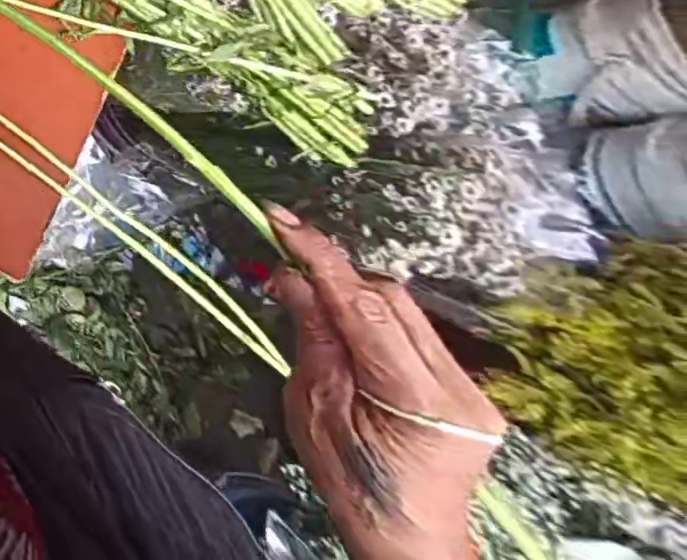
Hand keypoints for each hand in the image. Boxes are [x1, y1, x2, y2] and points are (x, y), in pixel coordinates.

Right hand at [266, 207, 506, 559]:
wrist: (406, 533)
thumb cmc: (349, 476)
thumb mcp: (312, 403)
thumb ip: (312, 336)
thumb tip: (293, 278)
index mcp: (418, 397)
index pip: (364, 305)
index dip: (319, 256)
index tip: (279, 219)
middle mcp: (459, 386)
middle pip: (388, 298)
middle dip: (332, 274)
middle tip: (280, 271)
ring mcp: (468, 386)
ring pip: (400, 308)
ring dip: (347, 293)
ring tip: (304, 300)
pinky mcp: (460, 385)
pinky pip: (406, 329)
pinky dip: (364, 314)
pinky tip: (337, 325)